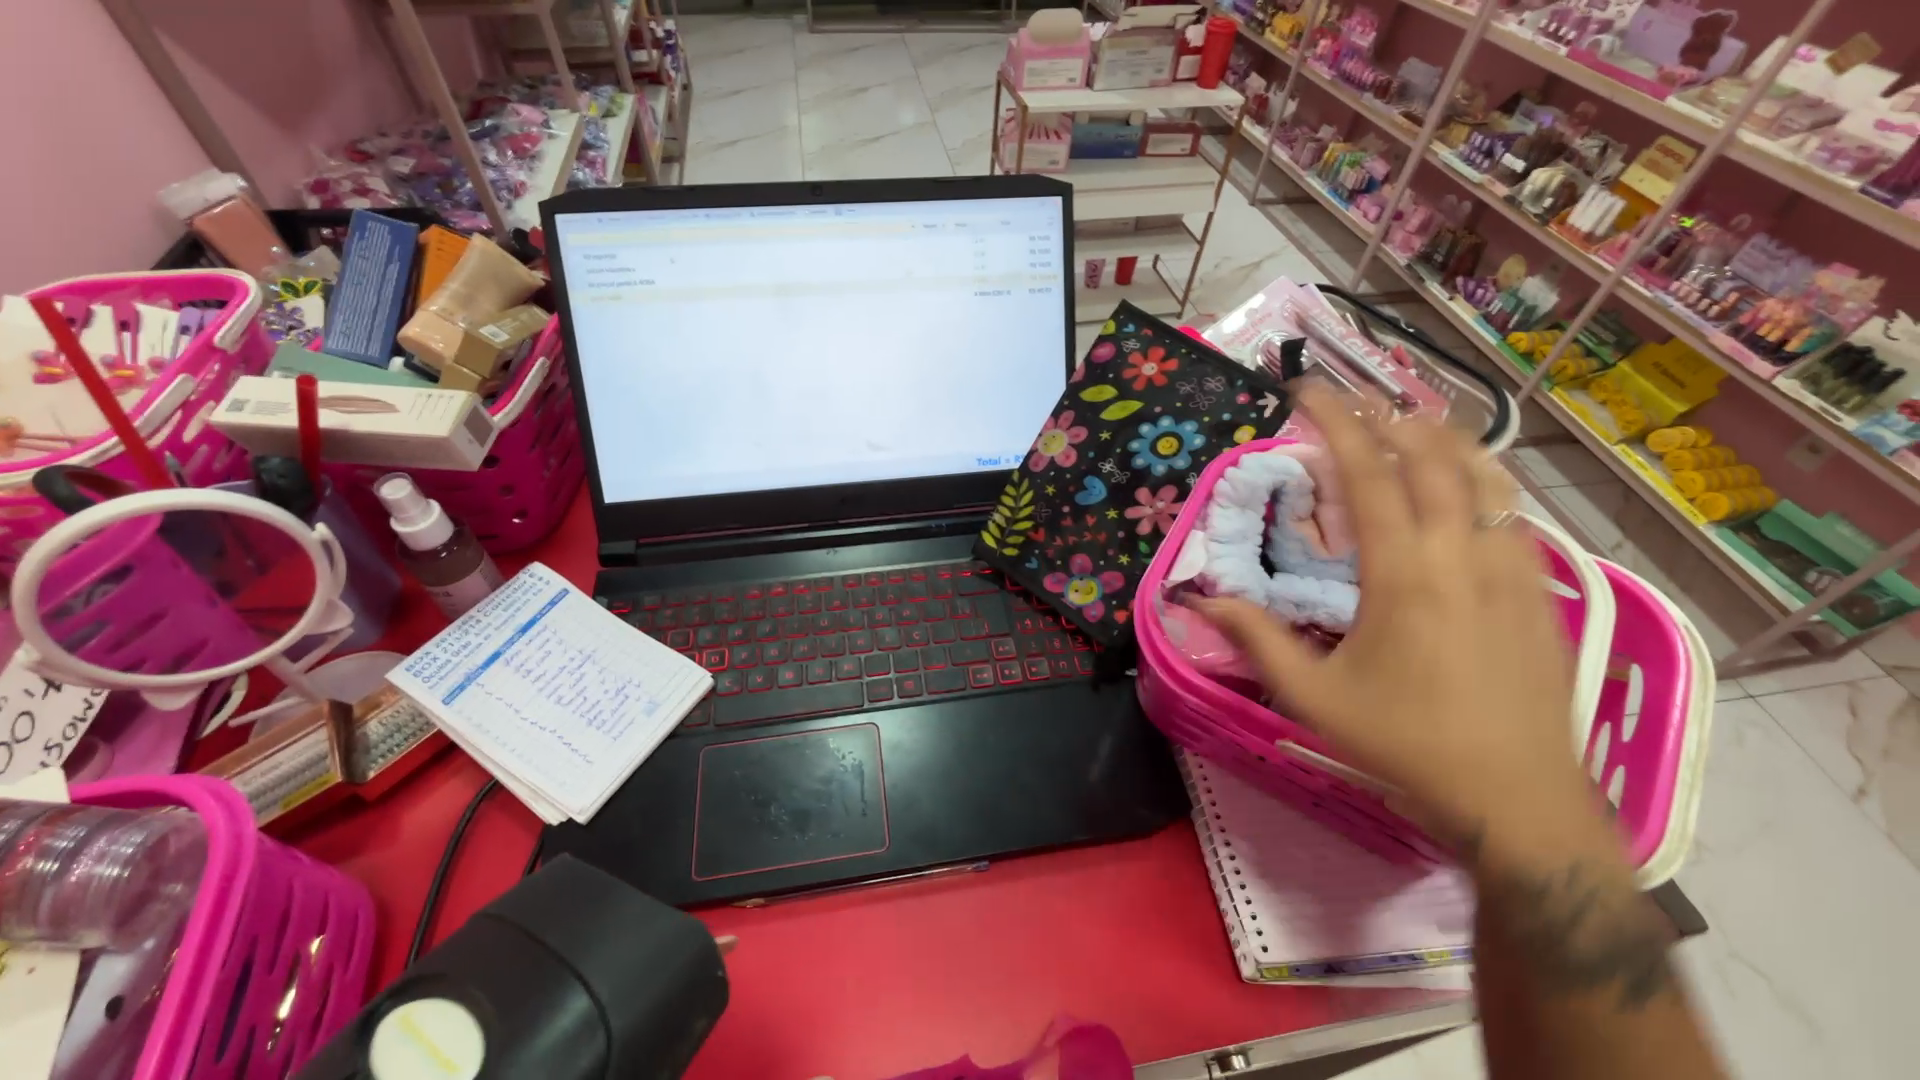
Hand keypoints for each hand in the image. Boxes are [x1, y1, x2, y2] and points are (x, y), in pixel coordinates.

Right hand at [1190, 385, 1594, 859]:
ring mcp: (1513, 568)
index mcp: (1403, 574)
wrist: (1518, 797)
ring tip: (1410, 423)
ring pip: (1485, 476)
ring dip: (1443, 439)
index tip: (1308, 390)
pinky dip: (1481, 481)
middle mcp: (1462, 554)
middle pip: (1433, 457)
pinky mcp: (1542, 590)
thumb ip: (1256, 640)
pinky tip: (1465, 491)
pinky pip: (1512, 513)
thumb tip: (1199, 599)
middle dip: (1389, 417)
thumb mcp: (1314, 698)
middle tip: (1353, 403)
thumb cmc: (1405, 744)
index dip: (1336, 423)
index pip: (1369, 474)